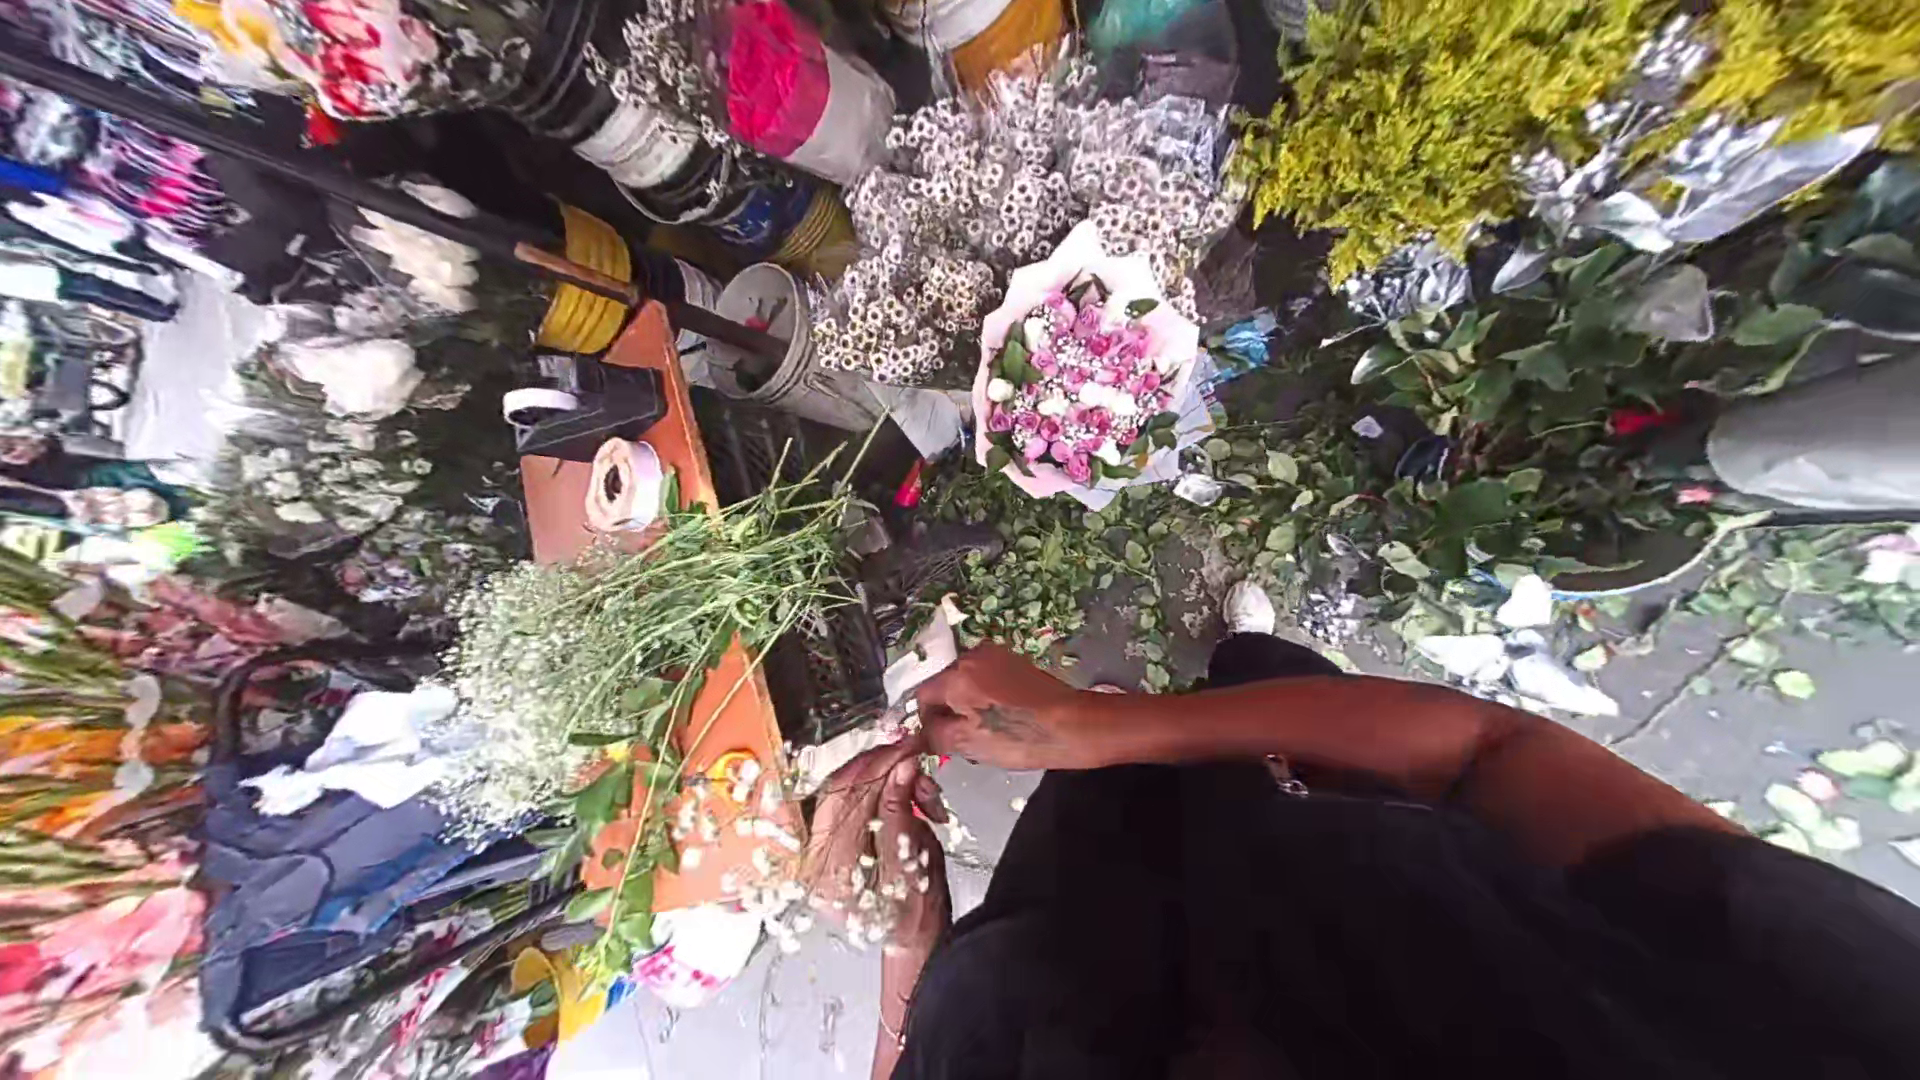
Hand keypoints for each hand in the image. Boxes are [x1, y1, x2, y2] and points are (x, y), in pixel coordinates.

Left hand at [801, 739, 948, 946]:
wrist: (916, 941)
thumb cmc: (915, 914)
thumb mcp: (912, 860)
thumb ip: (900, 809)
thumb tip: (903, 765)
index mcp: (826, 865)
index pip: (840, 795)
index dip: (873, 765)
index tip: (903, 748)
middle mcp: (816, 854)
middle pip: (843, 787)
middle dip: (884, 767)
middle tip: (915, 755)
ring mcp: (826, 846)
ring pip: (854, 788)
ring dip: (895, 780)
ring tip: (928, 793)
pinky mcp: (842, 839)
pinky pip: (862, 800)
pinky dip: (892, 791)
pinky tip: (919, 800)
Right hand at [916, 644, 1098, 770]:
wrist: (1073, 724)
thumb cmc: (1019, 737)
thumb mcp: (969, 744)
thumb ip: (934, 735)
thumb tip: (919, 733)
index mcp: (957, 675)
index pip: (922, 695)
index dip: (927, 720)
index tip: (942, 738)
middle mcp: (972, 655)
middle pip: (944, 684)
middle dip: (949, 709)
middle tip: (968, 737)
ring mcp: (994, 654)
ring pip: (965, 680)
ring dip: (968, 702)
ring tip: (989, 726)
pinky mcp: (1012, 658)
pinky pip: (985, 675)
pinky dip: (985, 693)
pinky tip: (1003, 712)